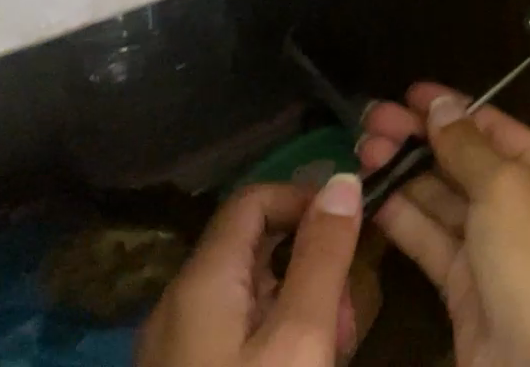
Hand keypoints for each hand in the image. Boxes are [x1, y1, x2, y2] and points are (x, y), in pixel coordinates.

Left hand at [139, 174, 365, 366]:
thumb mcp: (300, 338)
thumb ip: (323, 257)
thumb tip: (343, 180)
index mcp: (201, 281)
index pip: (254, 198)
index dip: (307, 199)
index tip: (353, 228)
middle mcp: (179, 302)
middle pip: (254, 243)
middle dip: (312, 256)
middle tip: (350, 303)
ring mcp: (176, 345)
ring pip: (250, 289)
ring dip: (301, 297)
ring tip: (335, 342)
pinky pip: (237, 328)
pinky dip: (277, 330)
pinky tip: (304, 359)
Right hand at [360, 83, 529, 366]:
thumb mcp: (504, 188)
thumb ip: (467, 145)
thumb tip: (441, 104)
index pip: (494, 127)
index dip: (451, 107)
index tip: (408, 93)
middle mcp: (523, 203)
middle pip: (464, 160)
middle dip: (418, 139)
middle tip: (369, 119)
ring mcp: (492, 245)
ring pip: (443, 198)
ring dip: (404, 174)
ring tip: (361, 149)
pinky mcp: (463, 282)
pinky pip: (430, 238)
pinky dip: (401, 216)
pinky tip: (369, 196)